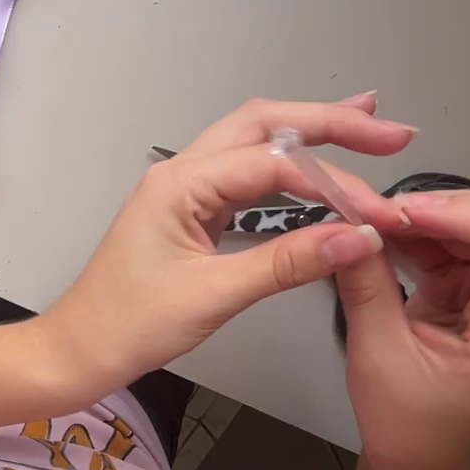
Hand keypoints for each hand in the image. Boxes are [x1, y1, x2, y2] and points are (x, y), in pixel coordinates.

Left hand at [40, 94, 417, 392]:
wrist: (82, 347)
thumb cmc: (127, 323)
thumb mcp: (213, 295)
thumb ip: (287, 263)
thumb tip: (354, 237)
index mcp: (177, 186)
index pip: (274, 163)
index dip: (334, 182)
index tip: (377, 211)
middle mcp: (177, 176)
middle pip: (262, 126)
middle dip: (328, 122)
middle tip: (387, 130)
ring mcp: (179, 192)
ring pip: (250, 144)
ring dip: (306, 134)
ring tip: (362, 124)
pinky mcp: (185, 212)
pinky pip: (239, 176)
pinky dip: (282, 168)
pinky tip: (309, 168)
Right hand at [336, 187, 469, 469]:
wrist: (420, 449)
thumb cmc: (403, 417)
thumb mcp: (375, 353)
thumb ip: (366, 286)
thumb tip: (349, 227)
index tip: (407, 213)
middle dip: (451, 209)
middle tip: (381, 214)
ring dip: (436, 214)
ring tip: (379, 222)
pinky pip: (469, 237)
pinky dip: (429, 228)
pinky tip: (390, 231)